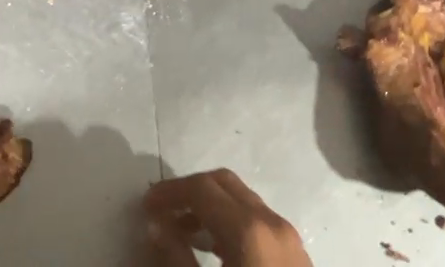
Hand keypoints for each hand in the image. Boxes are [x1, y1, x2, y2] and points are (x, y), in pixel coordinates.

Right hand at [144, 169, 312, 266]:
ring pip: (244, 203)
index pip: (202, 189)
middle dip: (190, 191)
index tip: (146, 207)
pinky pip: (259, 224)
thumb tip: (156, 226)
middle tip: (163, 212)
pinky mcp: (298, 259)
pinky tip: (217, 253)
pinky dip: (232, 224)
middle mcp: (272, 224)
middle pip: (224, 184)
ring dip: (211, 208)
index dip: (169, 192)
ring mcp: (290, 240)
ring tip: (184, 234)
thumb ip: (177, 258)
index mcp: (249, 230)